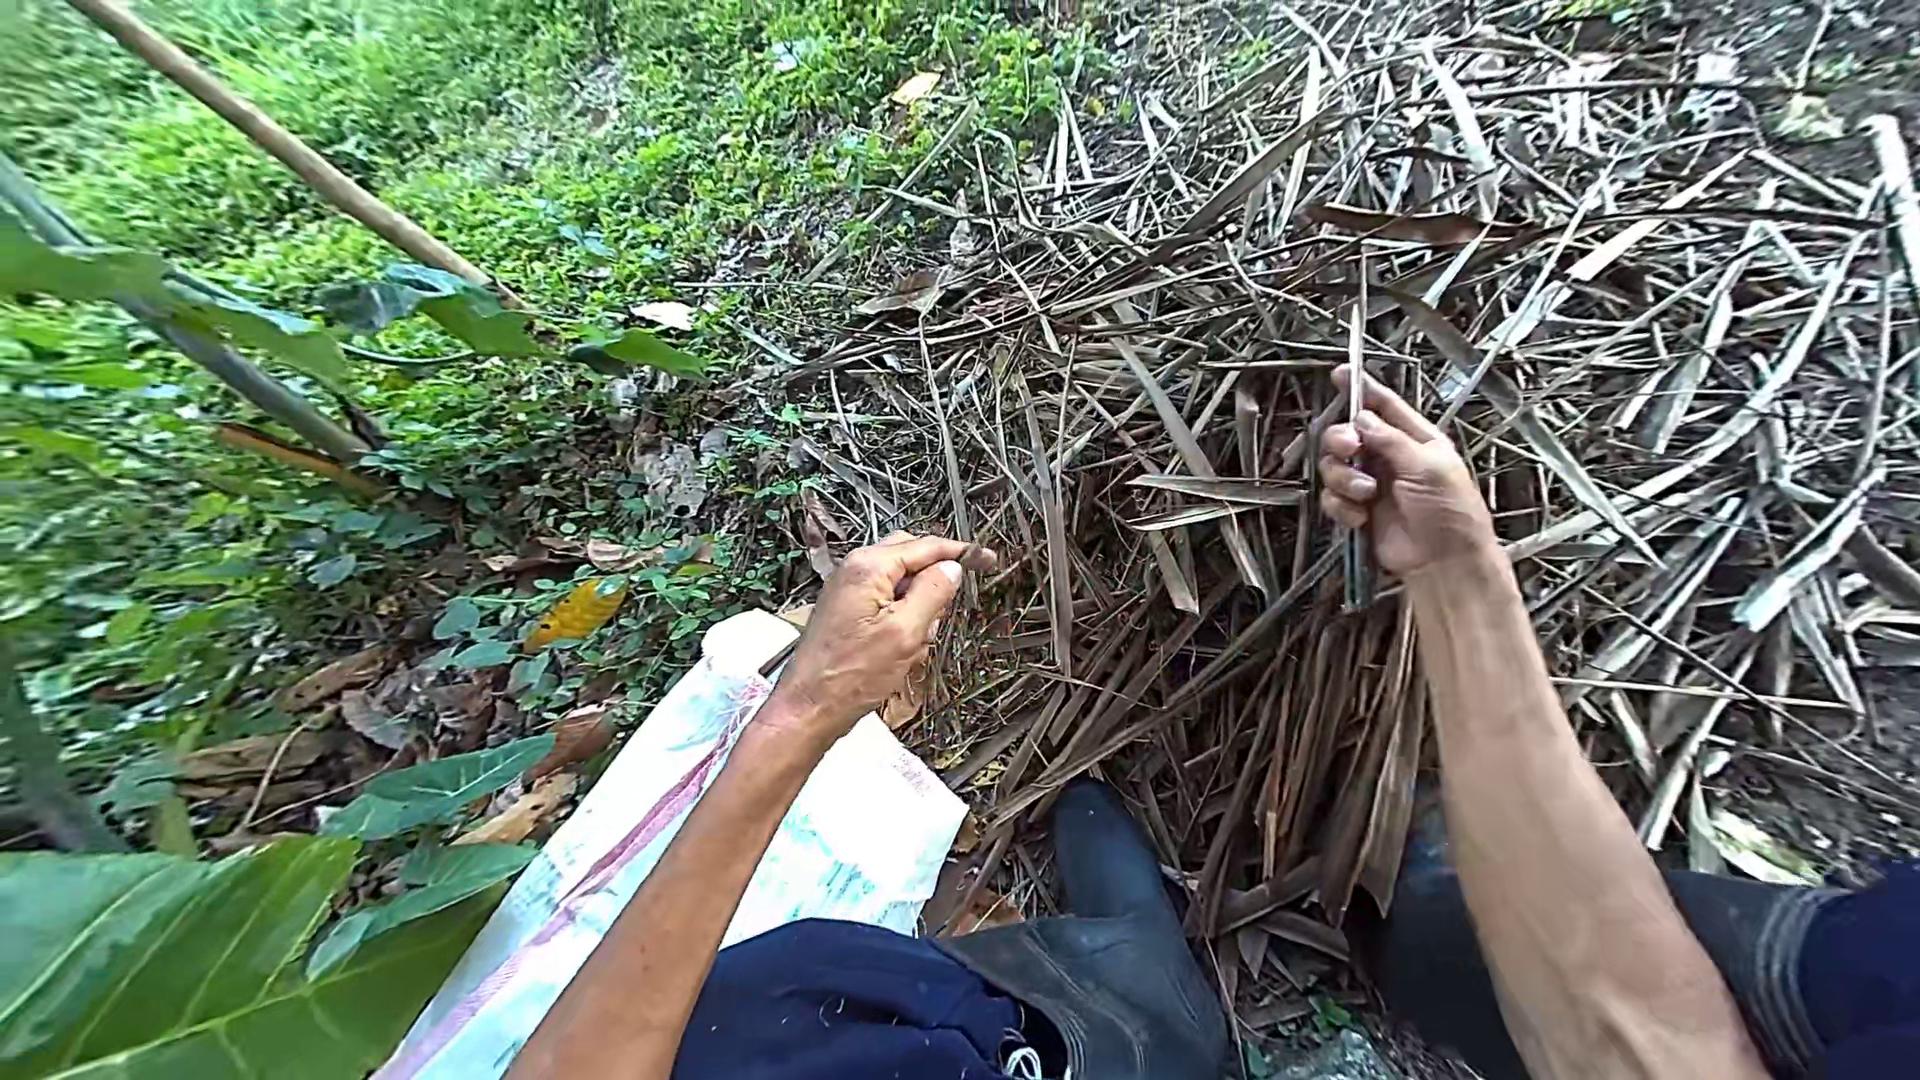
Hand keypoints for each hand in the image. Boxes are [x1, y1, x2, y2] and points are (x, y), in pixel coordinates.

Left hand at [756, 533, 995, 745]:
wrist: (809, 708)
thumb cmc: (849, 676)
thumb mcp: (905, 633)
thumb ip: (933, 593)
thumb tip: (952, 568)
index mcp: (869, 567)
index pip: (927, 546)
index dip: (961, 552)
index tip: (986, 559)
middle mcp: (855, 569)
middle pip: (912, 556)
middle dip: (936, 579)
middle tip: (951, 604)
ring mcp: (849, 587)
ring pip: (901, 579)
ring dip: (919, 603)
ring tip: (916, 640)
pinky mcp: (847, 607)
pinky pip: (887, 598)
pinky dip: (903, 616)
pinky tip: (902, 645)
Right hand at [1318, 365, 1497, 578]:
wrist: (1440, 561)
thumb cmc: (1451, 514)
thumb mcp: (1428, 467)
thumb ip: (1392, 440)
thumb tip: (1362, 418)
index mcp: (1414, 440)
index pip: (1384, 406)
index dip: (1362, 389)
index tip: (1341, 374)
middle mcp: (1388, 458)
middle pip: (1346, 435)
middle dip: (1342, 442)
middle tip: (1350, 450)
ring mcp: (1369, 483)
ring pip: (1334, 467)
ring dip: (1344, 480)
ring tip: (1365, 496)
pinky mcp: (1355, 508)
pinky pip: (1331, 497)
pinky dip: (1341, 507)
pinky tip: (1360, 516)